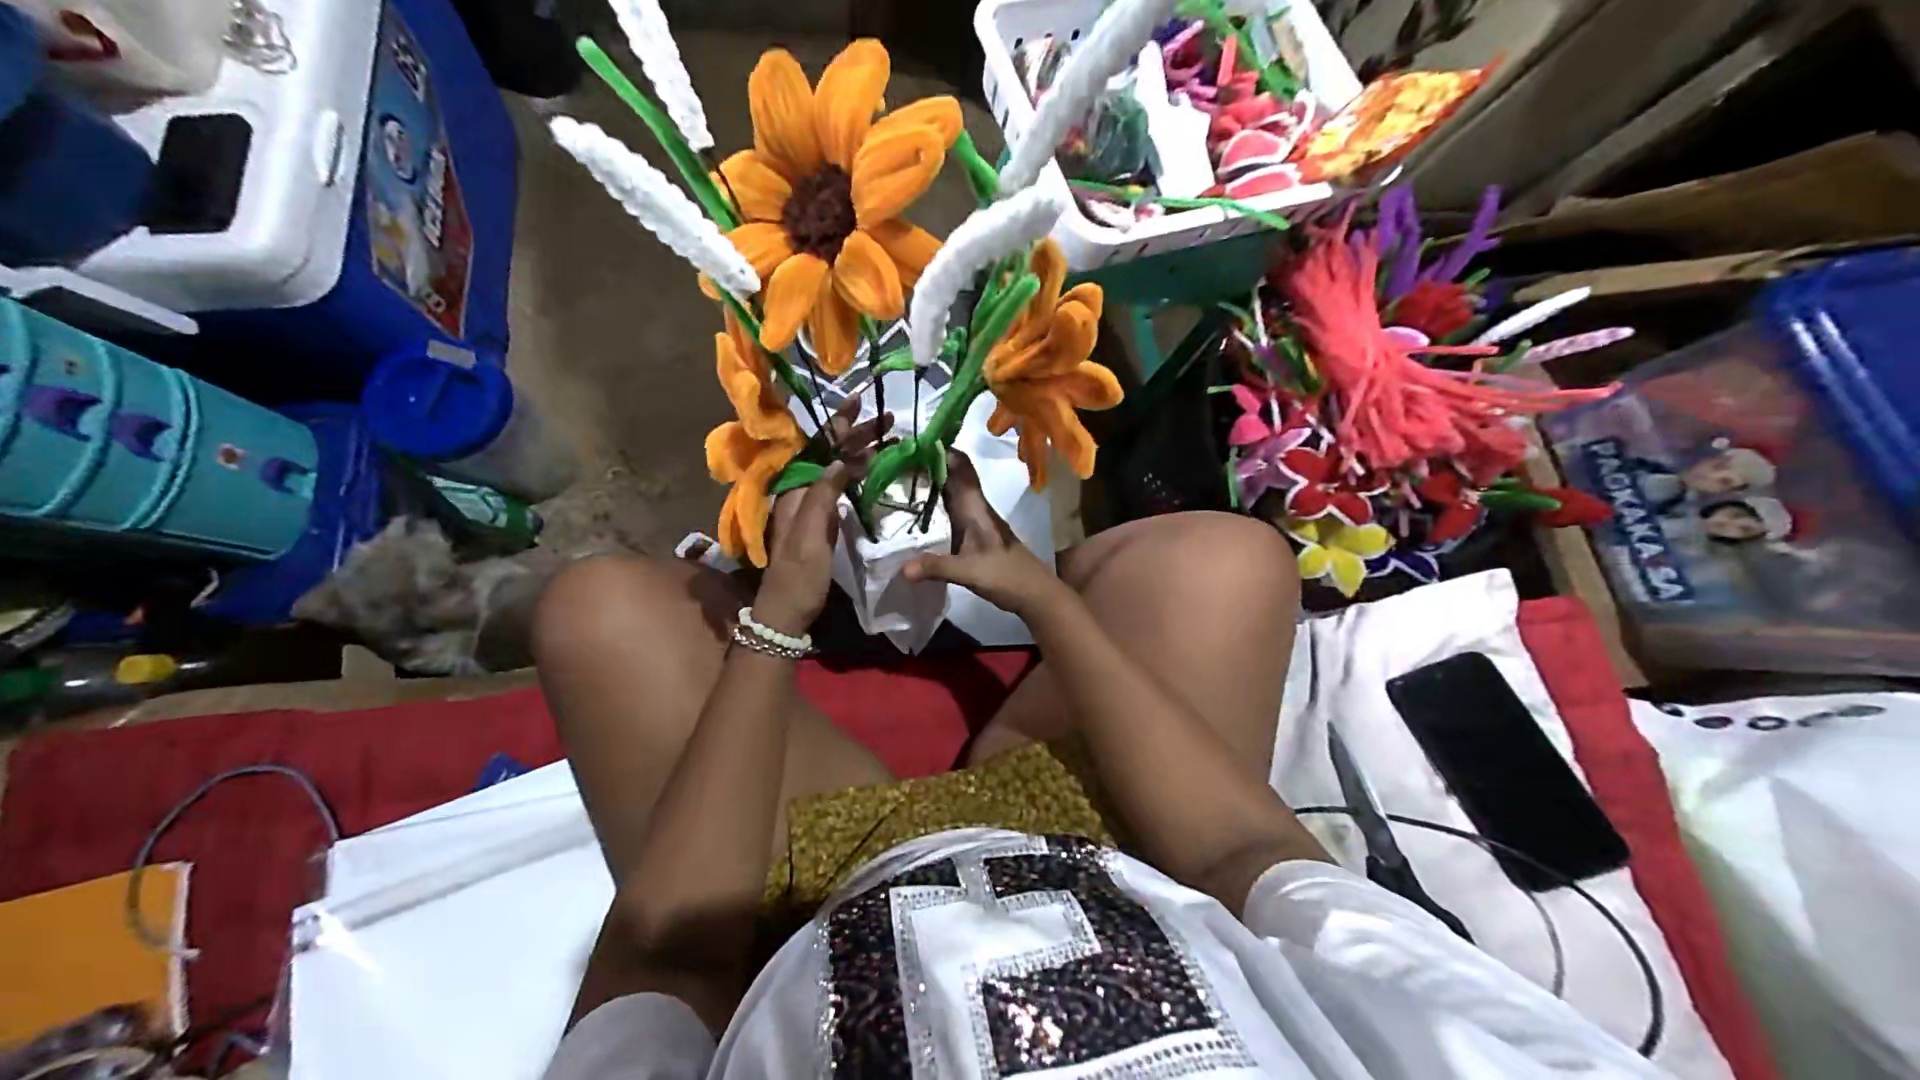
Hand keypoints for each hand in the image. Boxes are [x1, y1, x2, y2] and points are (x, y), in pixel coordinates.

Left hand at [756, 400, 893, 634]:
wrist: (787, 613)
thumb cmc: (799, 576)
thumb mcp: (809, 537)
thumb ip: (821, 498)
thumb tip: (840, 461)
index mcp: (794, 492)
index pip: (818, 449)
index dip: (838, 425)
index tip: (859, 403)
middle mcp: (800, 494)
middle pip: (829, 456)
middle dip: (856, 436)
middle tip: (888, 423)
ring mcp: (809, 508)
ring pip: (836, 471)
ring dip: (860, 454)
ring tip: (888, 442)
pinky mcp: (820, 523)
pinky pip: (839, 489)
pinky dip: (857, 477)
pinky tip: (873, 473)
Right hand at [903, 451, 1064, 616]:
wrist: (1035, 594)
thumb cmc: (1007, 577)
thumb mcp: (969, 573)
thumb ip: (936, 567)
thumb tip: (902, 568)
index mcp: (976, 508)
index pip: (959, 466)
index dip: (939, 450)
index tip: (910, 443)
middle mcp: (976, 507)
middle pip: (952, 474)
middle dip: (927, 462)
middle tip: (894, 458)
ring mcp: (977, 519)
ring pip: (952, 489)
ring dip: (930, 479)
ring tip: (899, 475)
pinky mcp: (976, 532)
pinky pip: (952, 506)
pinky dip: (935, 499)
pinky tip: (918, 506)